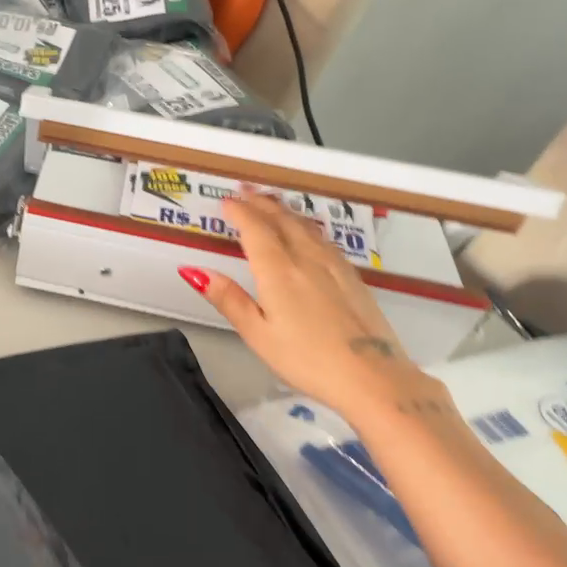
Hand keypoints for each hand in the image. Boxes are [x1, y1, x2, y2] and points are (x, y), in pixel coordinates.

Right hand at [181, 192, 437, 420]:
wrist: (371, 376)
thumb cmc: (306, 359)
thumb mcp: (257, 334)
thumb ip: (228, 299)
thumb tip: (195, 271)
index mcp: (278, 272)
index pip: (255, 230)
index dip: (239, 212)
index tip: (225, 201)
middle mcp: (307, 259)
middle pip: (282, 220)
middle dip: (261, 203)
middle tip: (245, 191)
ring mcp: (334, 266)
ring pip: (306, 227)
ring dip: (285, 211)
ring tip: (271, 203)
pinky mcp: (353, 277)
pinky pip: (324, 239)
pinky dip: (307, 227)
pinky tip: (308, 233)